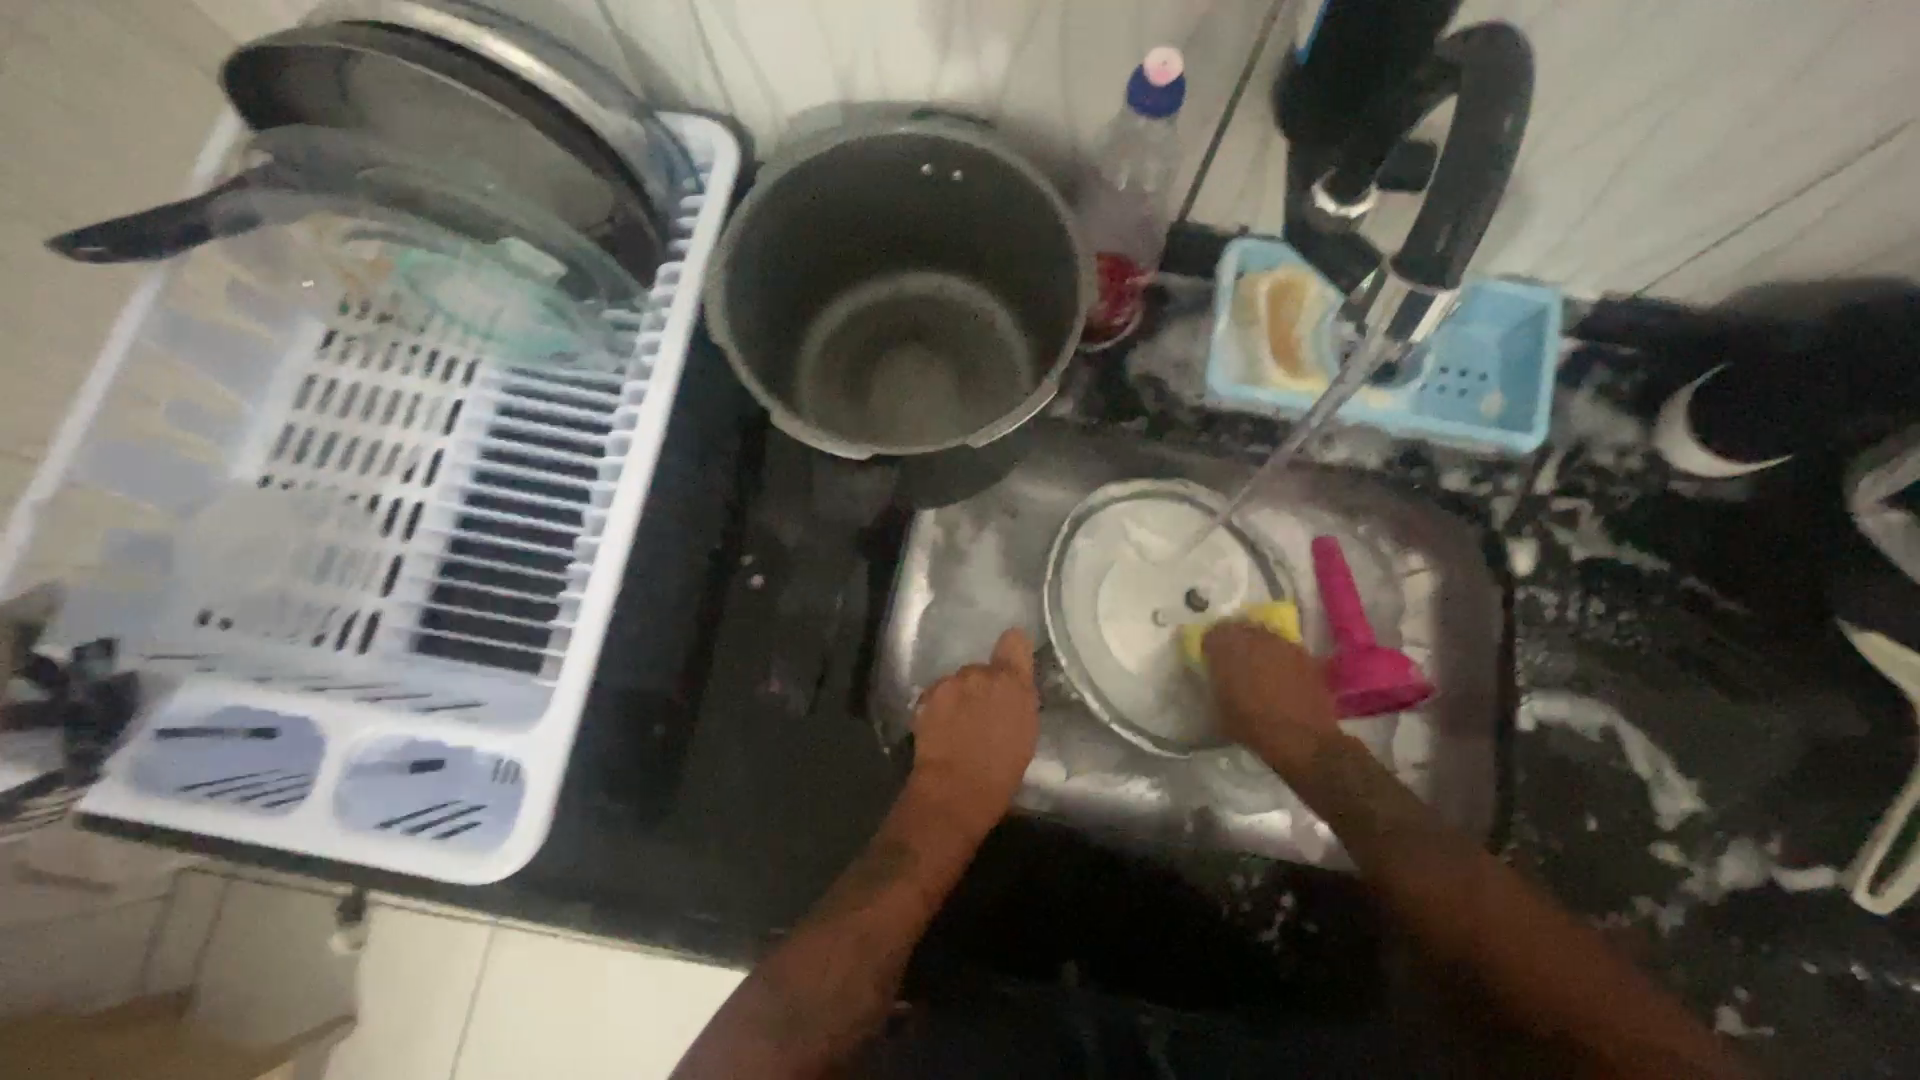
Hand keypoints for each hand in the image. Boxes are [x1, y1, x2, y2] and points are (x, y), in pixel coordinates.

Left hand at [910, 627, 1039, 836]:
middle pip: (982, 669)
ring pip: (958, 682)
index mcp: (1012, 681)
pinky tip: (941, 730)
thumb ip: (1019, 700)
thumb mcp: (1025, 732)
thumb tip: (1011, 690)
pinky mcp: (926, 696)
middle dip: (982, 687)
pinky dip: (940, 707)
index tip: (1011, 662)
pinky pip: (938, 694)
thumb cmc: (1001, 769)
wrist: (955, 788)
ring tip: (958, 727)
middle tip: (982, 715)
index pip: (1014, 640)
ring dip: (960, 697)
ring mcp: (950, 683)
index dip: (1013, 649)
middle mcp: (980, 673)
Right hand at [1203, 620, 1339, 775]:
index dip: (1209, 646)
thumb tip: (1214, 674)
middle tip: (1232, 660)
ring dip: (1257, 645)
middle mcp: (1255, 639)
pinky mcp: (1304, 655)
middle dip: (1233, 641)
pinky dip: (1278, 655)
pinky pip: (1284, 647)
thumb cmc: (1254, 727)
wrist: (1303, 739)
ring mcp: (1282, 644)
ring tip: (1257, 665)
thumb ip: (1214, 683)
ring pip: (1263, 634)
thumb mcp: (1219, 708)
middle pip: (1238, 628)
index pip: (1212, 634)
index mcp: (1228, 650)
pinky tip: (1280, 674)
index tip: (1209, 660)